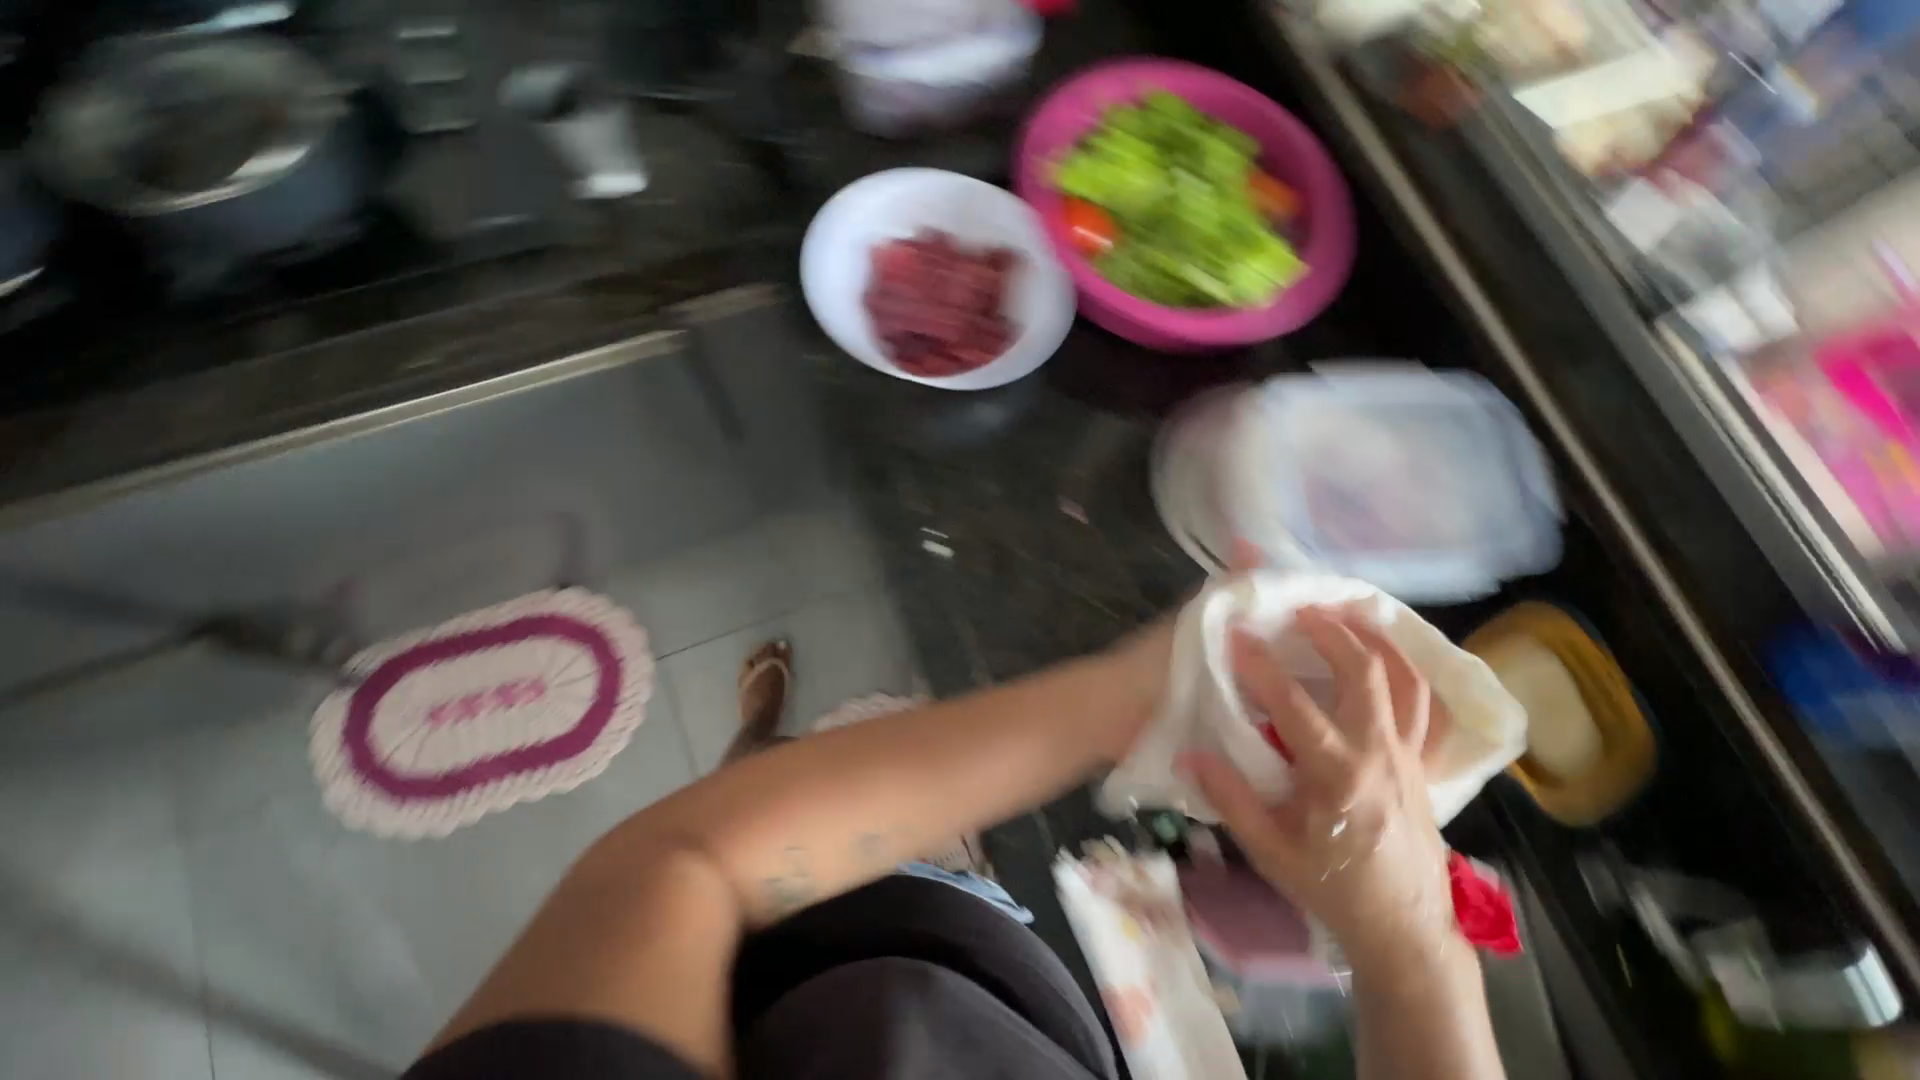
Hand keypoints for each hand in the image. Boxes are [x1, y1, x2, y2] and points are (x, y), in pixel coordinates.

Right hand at [1185, 606, 1455, 968]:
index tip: (1235, 634)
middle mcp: (1380, 753)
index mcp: (1337, 773)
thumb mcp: (1269, 850)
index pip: (1293, 703)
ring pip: (1407, 682)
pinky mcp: (1427, 765)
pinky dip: (1413, 676)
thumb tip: (1191, 753)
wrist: (1403, 927)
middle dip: (1332, 632)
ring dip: (1379, 642)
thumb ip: (1230, 799)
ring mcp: (1411, 756)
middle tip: (1302, 607)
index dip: (1260, 664)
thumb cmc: (1331, 886)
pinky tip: (1395, 660)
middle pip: (1365, 673)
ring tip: (1353, 614)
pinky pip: (1429, 709)